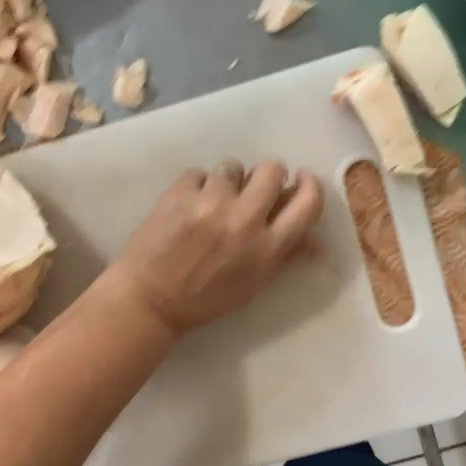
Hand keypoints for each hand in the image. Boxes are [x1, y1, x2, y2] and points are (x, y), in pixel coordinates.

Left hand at [103, 160, 323, 334]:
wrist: (149, 300)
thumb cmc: (204, 299)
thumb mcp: (251, 286)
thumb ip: (283, 257)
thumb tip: (316, 241)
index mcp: (268, 248)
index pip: (309, 201)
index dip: (308, 185)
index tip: (298, 181)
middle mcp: (244, 220)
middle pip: (273, 169)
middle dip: (265, 176)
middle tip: (251, 190)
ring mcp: (211, 203)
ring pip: (233, 166)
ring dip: (227, 181)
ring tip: (212, 202)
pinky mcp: (180, 193)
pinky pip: (199, 172)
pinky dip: (195, 186)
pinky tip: (186, 207)